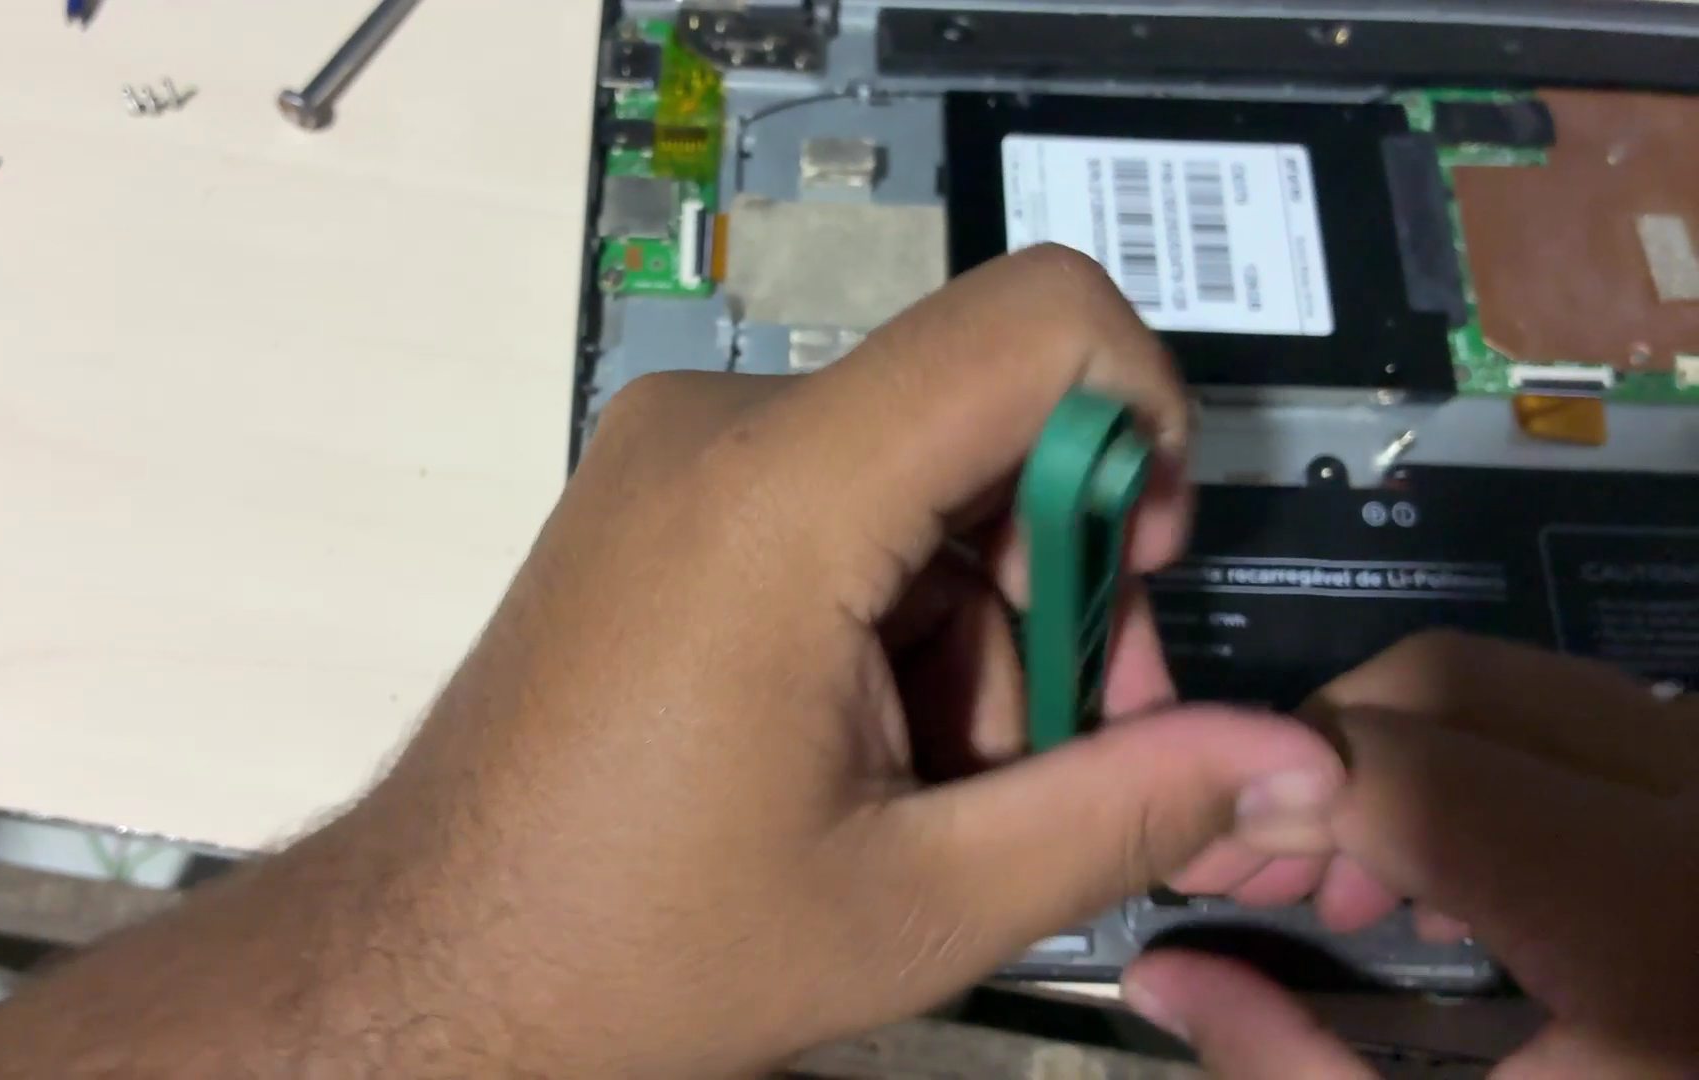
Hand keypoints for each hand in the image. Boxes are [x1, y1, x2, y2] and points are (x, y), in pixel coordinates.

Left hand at [356, 246, 1347, 1078]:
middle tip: (1040, 740)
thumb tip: (1293, 761)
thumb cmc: (642, 945)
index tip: (1133, 562)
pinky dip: (889, 595)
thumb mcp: (909, 901)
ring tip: (930, 764)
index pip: (1034, 321)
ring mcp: (677, 448)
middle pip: (982, 418)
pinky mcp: (662, 489)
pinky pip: (835, 492)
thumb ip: (1120, 810)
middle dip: (1050, 573)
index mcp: (778, 493)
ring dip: (969, 611)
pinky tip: (860, 723)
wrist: (443, 950)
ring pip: (915, 472)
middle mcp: (718, 425)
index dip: (1135, 413)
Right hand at [1125, 632, 1698, 1075]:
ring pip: (1523, 682)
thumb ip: (1289, 1066)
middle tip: (1285, 853)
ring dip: (1400, 745)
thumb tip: (1151, 977)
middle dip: (1325, 745)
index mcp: (1665, 922)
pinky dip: (1485, 763)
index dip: (1272, 796)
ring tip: (1373, 865)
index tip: (1222, 863)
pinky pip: (1593, 724)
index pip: (1400, 768)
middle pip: (1453, 679)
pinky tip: (1476, 877)